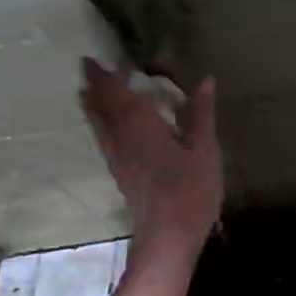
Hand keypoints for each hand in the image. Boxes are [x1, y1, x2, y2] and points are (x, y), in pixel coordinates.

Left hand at [79, 59, 220, 259]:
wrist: (168, 235)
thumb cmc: (190, 189)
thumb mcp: (205, 150)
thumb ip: (201, 115)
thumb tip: (204, 81)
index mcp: (140, 124)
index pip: (114, 92)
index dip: (102, 75)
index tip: (89, 59)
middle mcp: (120, 138)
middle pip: (99, 108)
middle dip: (94, 90)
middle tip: (89, 74)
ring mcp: (117, 160)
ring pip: (98, 127)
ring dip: (93, 109)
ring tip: (90, 97)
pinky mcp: (121, 177)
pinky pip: (105, 142)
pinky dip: (102, 128)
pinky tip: (111, 134)